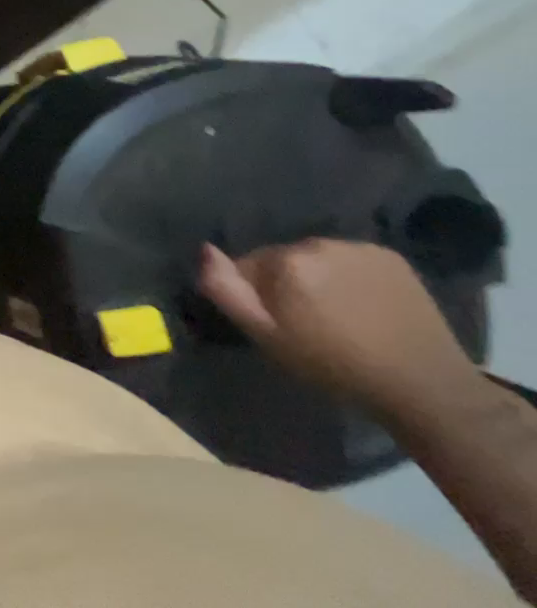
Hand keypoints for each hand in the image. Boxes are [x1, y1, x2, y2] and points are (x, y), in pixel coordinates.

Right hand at [198, 239, 478, 417]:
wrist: (423, 384)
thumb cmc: (332, 364)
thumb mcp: (265, 336)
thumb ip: (226, 290)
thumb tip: (205, 250)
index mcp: (286, 262)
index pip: (245, 264)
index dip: (254, 294)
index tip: (277, 323)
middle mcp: (319, 244)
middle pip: (282, 258)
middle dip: (285, 282)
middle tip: (306, 321)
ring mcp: (359, 248)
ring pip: (316, 258)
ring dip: (317, 277)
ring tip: (337, 313)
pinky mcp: (391, 257)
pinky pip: (350, 259)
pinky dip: (348, 275)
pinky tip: (363, 304)